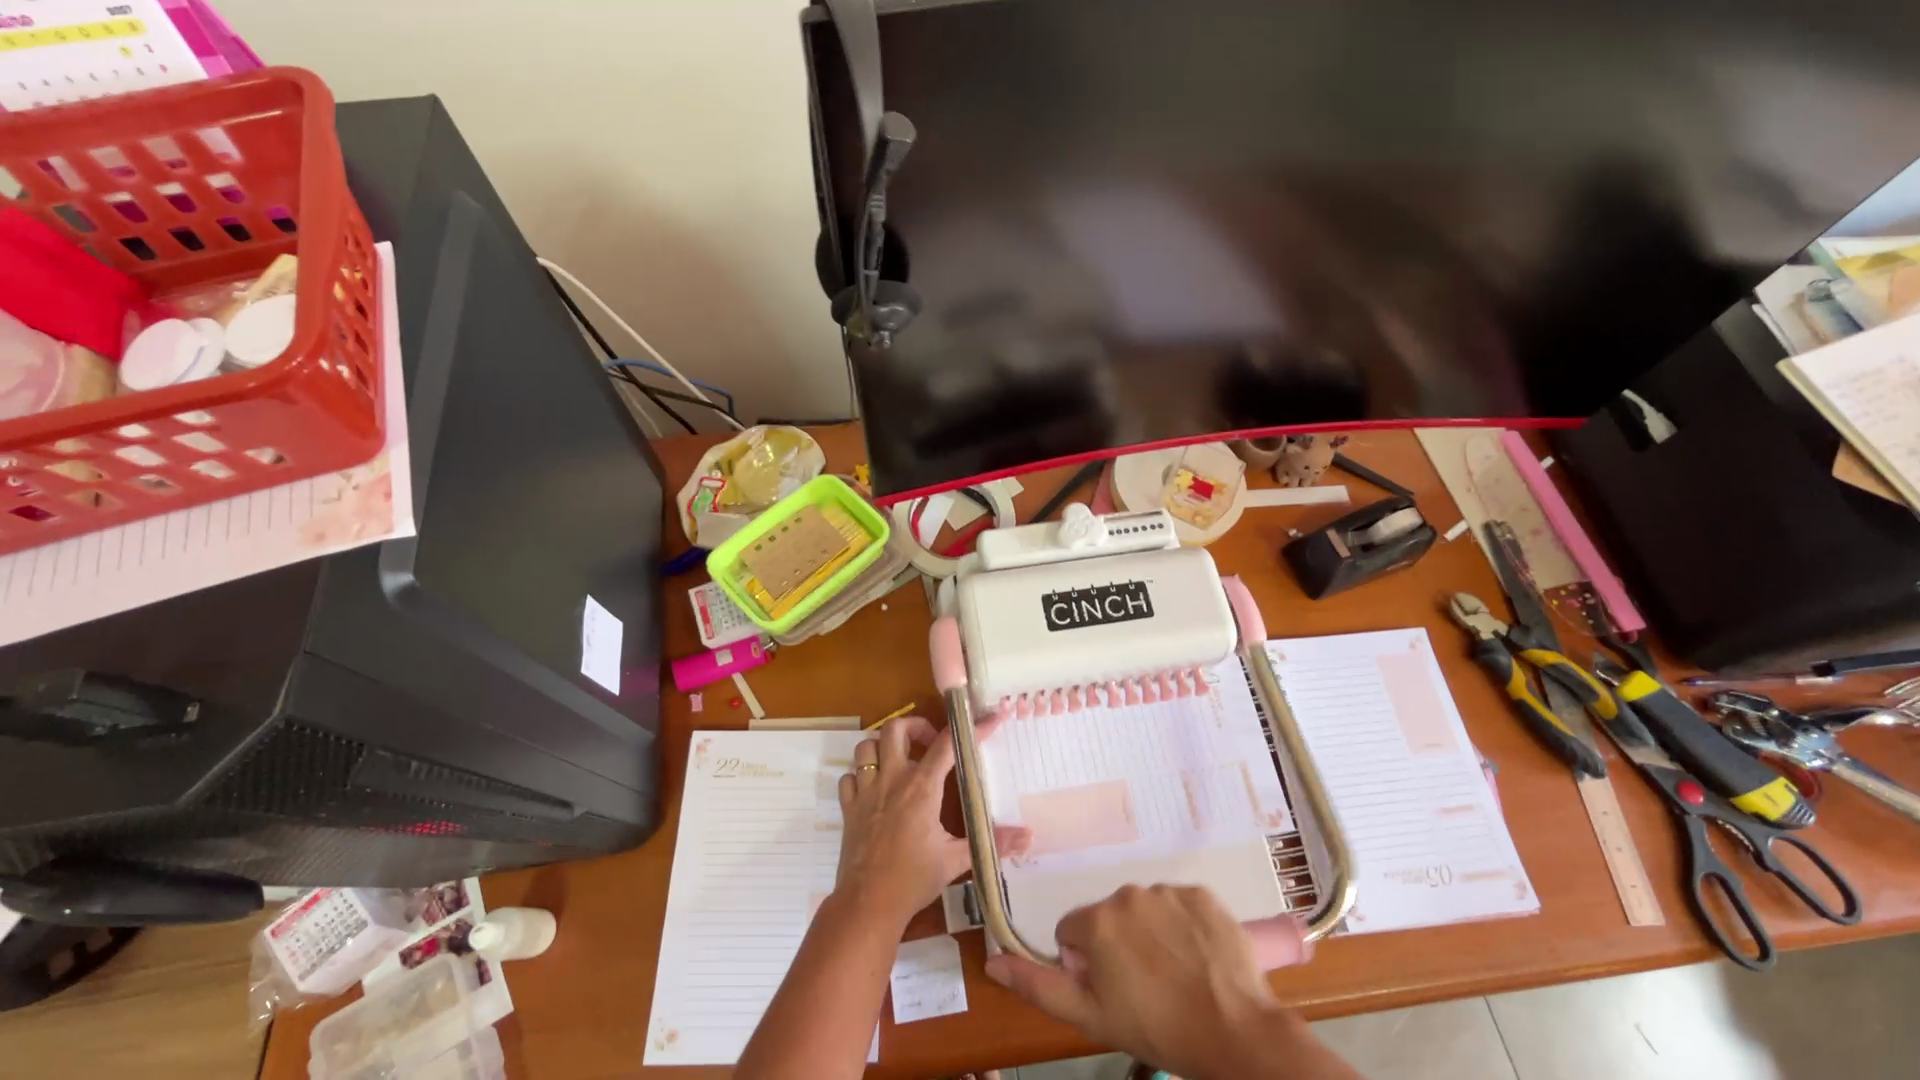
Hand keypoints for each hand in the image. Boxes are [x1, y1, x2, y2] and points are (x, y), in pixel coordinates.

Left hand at [835, 715, 1030, 928]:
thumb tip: (1028, 836)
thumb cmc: (914, 879)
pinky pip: (849, 777)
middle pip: (896, 728)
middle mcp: (891, 780)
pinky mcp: (848, 808)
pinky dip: (861, 775)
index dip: (972, 728)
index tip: (990, 719)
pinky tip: (874, 789)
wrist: (868, 903)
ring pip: (866, 747)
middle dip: (915, 726)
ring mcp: (865, 792)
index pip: (948, 745)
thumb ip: (992, 843)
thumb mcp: (955, 860)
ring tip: (901, 760)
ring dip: (884, 746)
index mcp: (921, 788)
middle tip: (930, 743)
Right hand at [985, 886, 1345, 1079]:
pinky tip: (1196, 958)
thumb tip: (993, 962)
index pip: (1072, 930)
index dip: (1085, 963)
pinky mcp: (1203, 895)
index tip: (1110, 989)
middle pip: (1109, 917)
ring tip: (1174, 975)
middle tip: (1143, 987)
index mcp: (1097, 920)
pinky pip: (1180, 905)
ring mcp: (1169, 891)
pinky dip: (1183, 927)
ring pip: (1145, 910)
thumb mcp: (1089, 1016)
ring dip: (1151, 934)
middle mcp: (1128, 894)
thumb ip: (1038, 985)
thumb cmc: (1155, 1027)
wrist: (1234, 1031)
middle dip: (1118, 945)